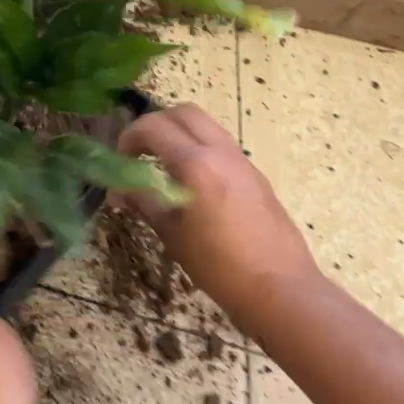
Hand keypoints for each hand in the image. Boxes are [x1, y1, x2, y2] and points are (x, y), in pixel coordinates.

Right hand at [116, 103, 322, 324]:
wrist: (283, 291)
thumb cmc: (220, 266)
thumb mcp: (172, 233)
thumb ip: (143, 201)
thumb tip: (119, 191)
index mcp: (196, 164)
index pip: (153, 127)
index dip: (129, 137)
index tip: (121, 158)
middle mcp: (221, 153)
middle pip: (184, 112)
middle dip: (156, 124)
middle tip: (142, 150)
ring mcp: (243, 162)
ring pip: (206, 125)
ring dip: (180, 133)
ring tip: (165, 164)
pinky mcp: (256, 177)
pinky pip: (222, 146)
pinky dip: (200, 149)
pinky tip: (193, 183)